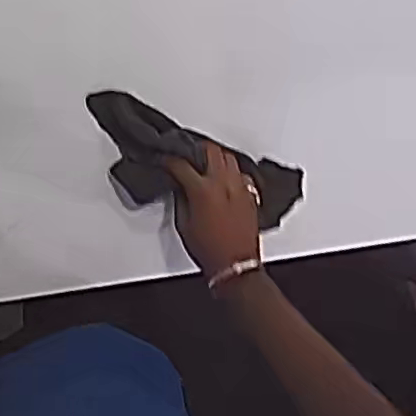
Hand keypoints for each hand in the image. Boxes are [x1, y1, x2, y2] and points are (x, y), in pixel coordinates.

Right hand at [164, 143, 261, 280]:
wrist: (235, 267)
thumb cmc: (210, 249)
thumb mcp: (184, 224)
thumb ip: (180, 199)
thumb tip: (179, 187)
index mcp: (202, 190)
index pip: (181, 164)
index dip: (169, 160)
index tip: (165, 160)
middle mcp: (222, 184)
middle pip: (210, 150)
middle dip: (197, 148)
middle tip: (189, 153)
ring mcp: (238, 187)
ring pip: (228, 157)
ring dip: (216, 156)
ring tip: (207, 162)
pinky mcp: (250, 195)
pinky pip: (241, 173)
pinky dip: (232, 171)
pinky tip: (225, 177)